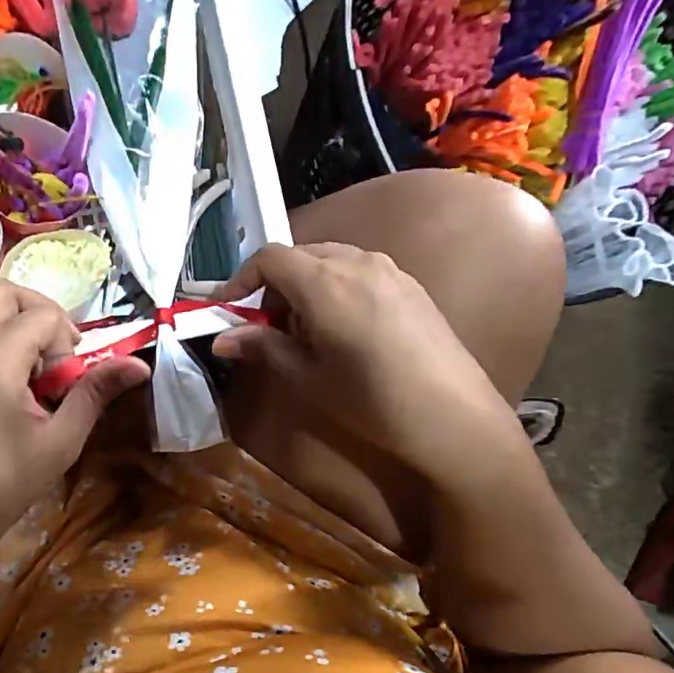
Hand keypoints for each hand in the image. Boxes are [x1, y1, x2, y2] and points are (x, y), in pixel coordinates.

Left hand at [0, 283, 149, 558]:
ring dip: (17, 325)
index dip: (67, 340)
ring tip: (34, 373)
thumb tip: (139, 364)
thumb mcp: (61, 441)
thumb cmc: (3, 484)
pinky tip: (9, 385)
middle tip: (58, 355)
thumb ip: (95, 392)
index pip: (42, 315)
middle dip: (41, 313)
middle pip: (5, 293)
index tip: (68, 380)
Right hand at [212, 243, 525, 484]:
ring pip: (331, 260)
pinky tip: (344, 328)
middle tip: (266, 328)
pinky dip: (336, 287)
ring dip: (306, 285)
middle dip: (273, 285)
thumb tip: (222, 338)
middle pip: (300, 255)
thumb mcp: (309, 378)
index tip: (227, 310)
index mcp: (325, 281)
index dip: (241, 280)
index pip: (269, 258)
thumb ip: (264, 349)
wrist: (452, 416)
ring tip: (305, 330)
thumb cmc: (372, 401)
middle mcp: (357, 261)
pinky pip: (360, 270)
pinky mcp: (411, 284)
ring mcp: (390, 269)